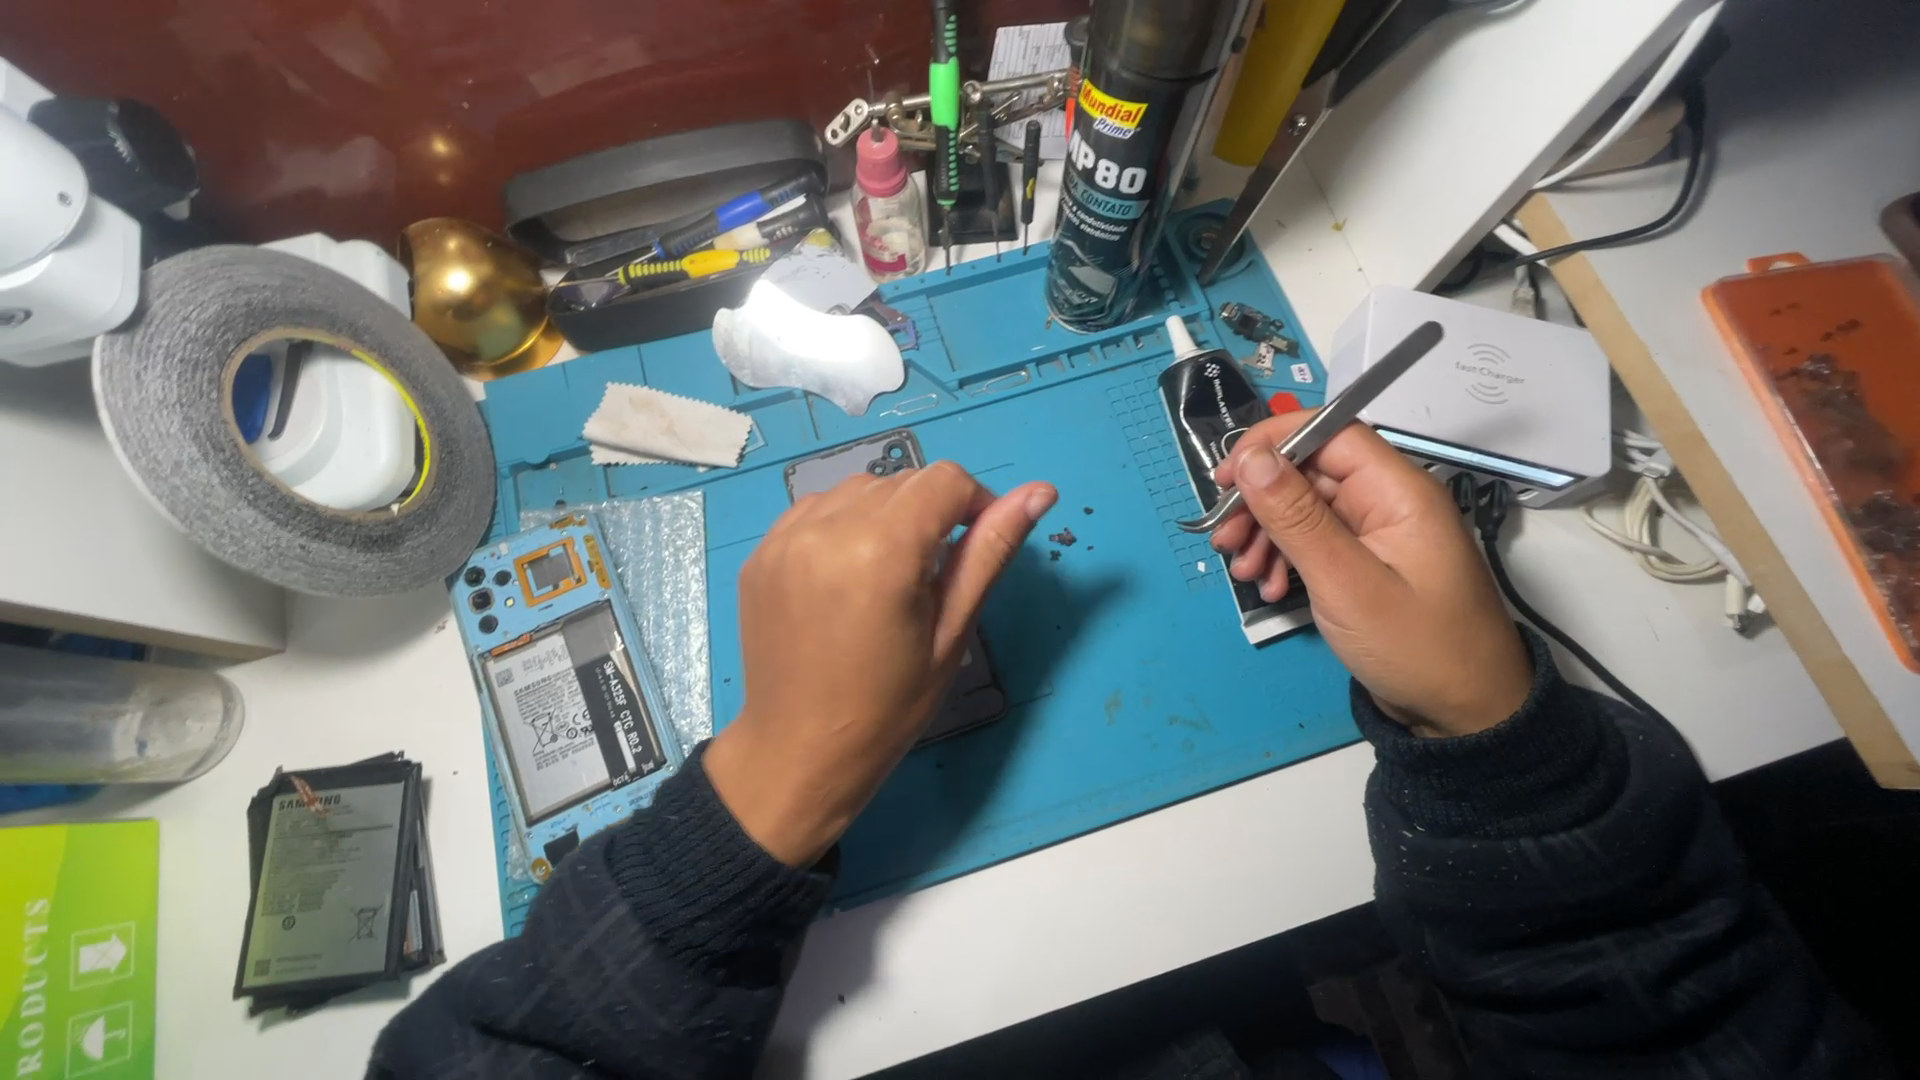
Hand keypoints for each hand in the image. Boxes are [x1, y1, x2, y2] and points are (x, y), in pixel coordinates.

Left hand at [704, 463, 1056, 865]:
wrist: (800, 751)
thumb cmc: (889, 704)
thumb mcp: (953, 631)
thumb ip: (992, 551)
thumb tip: (1042, 490)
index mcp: (882, 548)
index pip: (945, 480)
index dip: (976, 502)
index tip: (978, 546)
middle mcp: (828, 526)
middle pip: (903, 481)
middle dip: (933, 512)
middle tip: (934, 576)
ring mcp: (786, 536)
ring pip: (860, 489)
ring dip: (889, 514)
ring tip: (889, 576)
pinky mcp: (762, 551)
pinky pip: (817, 509)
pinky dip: (845, 524)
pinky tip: (848, 573)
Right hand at [1210, 412, 1530, 737]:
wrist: (1464, 715)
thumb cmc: (1414, 645)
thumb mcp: (1344, 580)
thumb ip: (1295, 516)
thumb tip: (1251, 458)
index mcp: (1396, 491)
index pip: (1329, 433)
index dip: (1271, 444)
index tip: (1225, 478)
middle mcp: (1386, 502)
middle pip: (1308, 475)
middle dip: (1259, 504)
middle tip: (1223, 540)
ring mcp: (1375, 534)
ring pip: (1304, 510)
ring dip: (1266, 536)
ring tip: (1245, 573)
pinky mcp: (1365, 562)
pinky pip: (1315, 543)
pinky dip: (1286, 559)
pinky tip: (1272, 587)